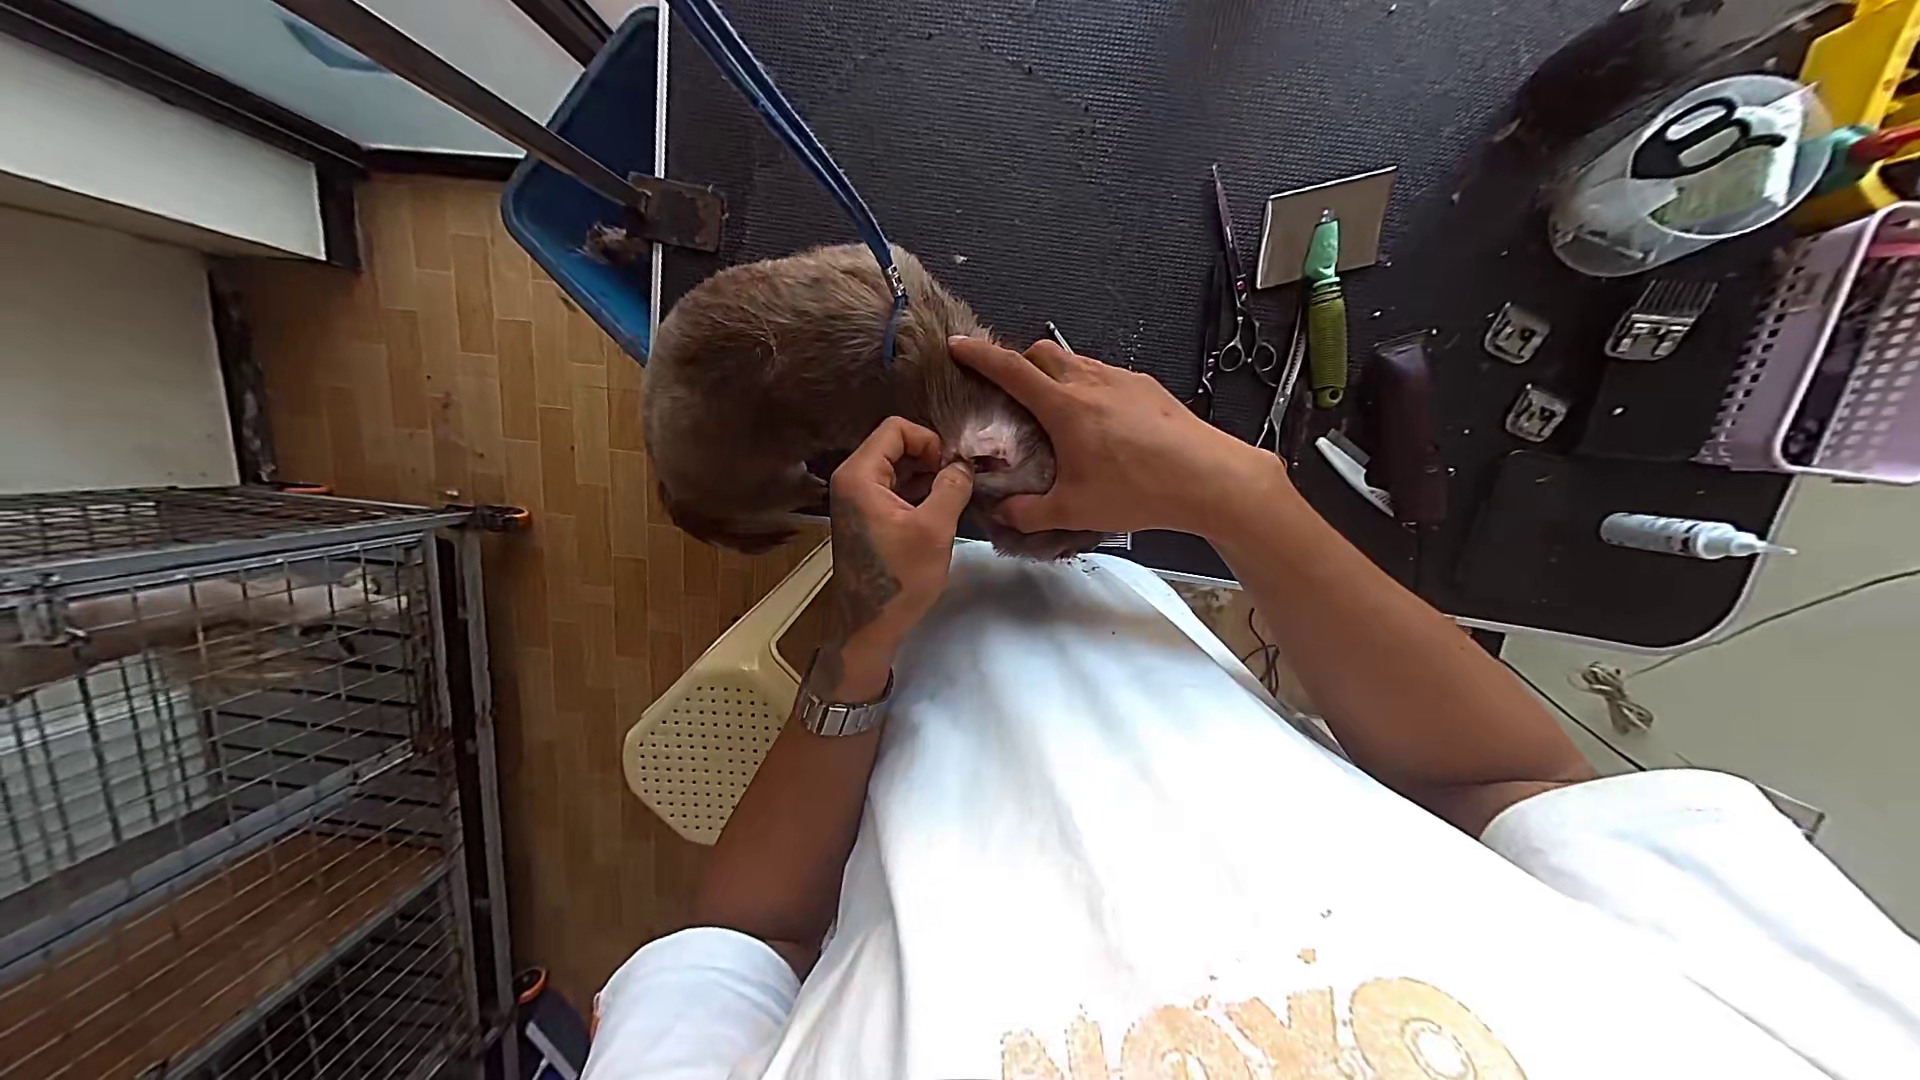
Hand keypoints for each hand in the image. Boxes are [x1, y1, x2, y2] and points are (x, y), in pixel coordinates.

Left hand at [824, 417, 973, 672]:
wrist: (870, 626)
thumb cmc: (899, 578)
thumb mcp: (934, 529)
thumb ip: (952, 487)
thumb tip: (963, 464)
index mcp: (859, 475)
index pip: (896, 428)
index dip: (929, 440)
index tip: (951, 468)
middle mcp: (852, 481)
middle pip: (896, 446)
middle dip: (931, 458)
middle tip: (959, 482)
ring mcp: (857, 500)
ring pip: (898, 469)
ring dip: (927, 477)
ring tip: (955, 496)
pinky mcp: (867, 518)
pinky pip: (895, 490)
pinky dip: (918, 493)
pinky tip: (940, 510)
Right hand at [950, 337, 1290, 537]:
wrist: (1211, 478)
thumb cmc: (1143, 489)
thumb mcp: (1074, 510)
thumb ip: (1029, 513)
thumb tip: (1004, 514)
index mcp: (1065, 406)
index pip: (1010, 369)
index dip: (979, 356)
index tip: (959, 346)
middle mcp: (1092, 382)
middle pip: (1043, 352)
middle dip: (1018, 363)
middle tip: (1011, 392)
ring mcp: (1123, 380)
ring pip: (1076, 360)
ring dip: (1055, 374)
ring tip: (1054, 411)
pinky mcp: (1147, 388)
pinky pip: (1105, 374)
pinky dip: (1087, 385)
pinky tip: (1097, 421)